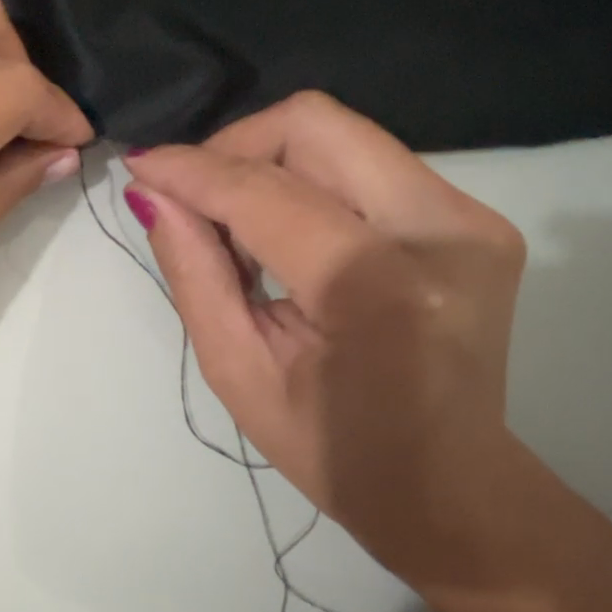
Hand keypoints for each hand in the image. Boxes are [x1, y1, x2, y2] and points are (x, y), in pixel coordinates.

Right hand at [121, 93, 526, 573]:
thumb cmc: (332, 448)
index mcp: (376, 288)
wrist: (449, 485)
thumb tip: (151, 192)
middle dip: (234, 148)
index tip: (137, 167)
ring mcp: (469, 218)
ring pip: (340, 133)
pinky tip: (286, 232)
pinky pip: (366, 161)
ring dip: (269, 162)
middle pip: (312, 126)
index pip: (264, 192)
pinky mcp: (474, 217)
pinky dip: (307, 179)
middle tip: (193, 196)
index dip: (191, 170)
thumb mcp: (236, 369)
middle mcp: (439, 232)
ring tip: (237, 225)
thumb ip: (193, 269)